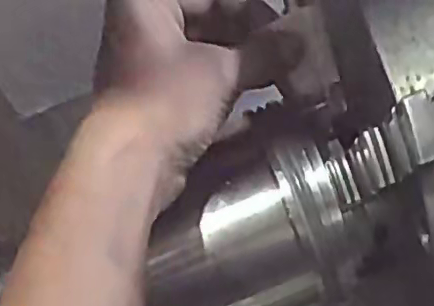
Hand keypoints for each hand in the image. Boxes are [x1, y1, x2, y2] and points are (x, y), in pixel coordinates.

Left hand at [94, 0, 302, 171]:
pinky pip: (207, 92)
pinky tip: (264, 112)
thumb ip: (262, 53)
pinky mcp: (168, 106)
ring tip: (284, 83)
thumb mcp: (220, 71)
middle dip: (253, 42)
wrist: (134, 161)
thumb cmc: (167, 101)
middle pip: (211, 22)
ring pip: (211, 59)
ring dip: (248, 71)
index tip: (289, 32)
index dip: (254, 11)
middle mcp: (148, 25)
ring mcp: (157, 69)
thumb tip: (299, 41)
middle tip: (291, 60)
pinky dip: (235, 99)